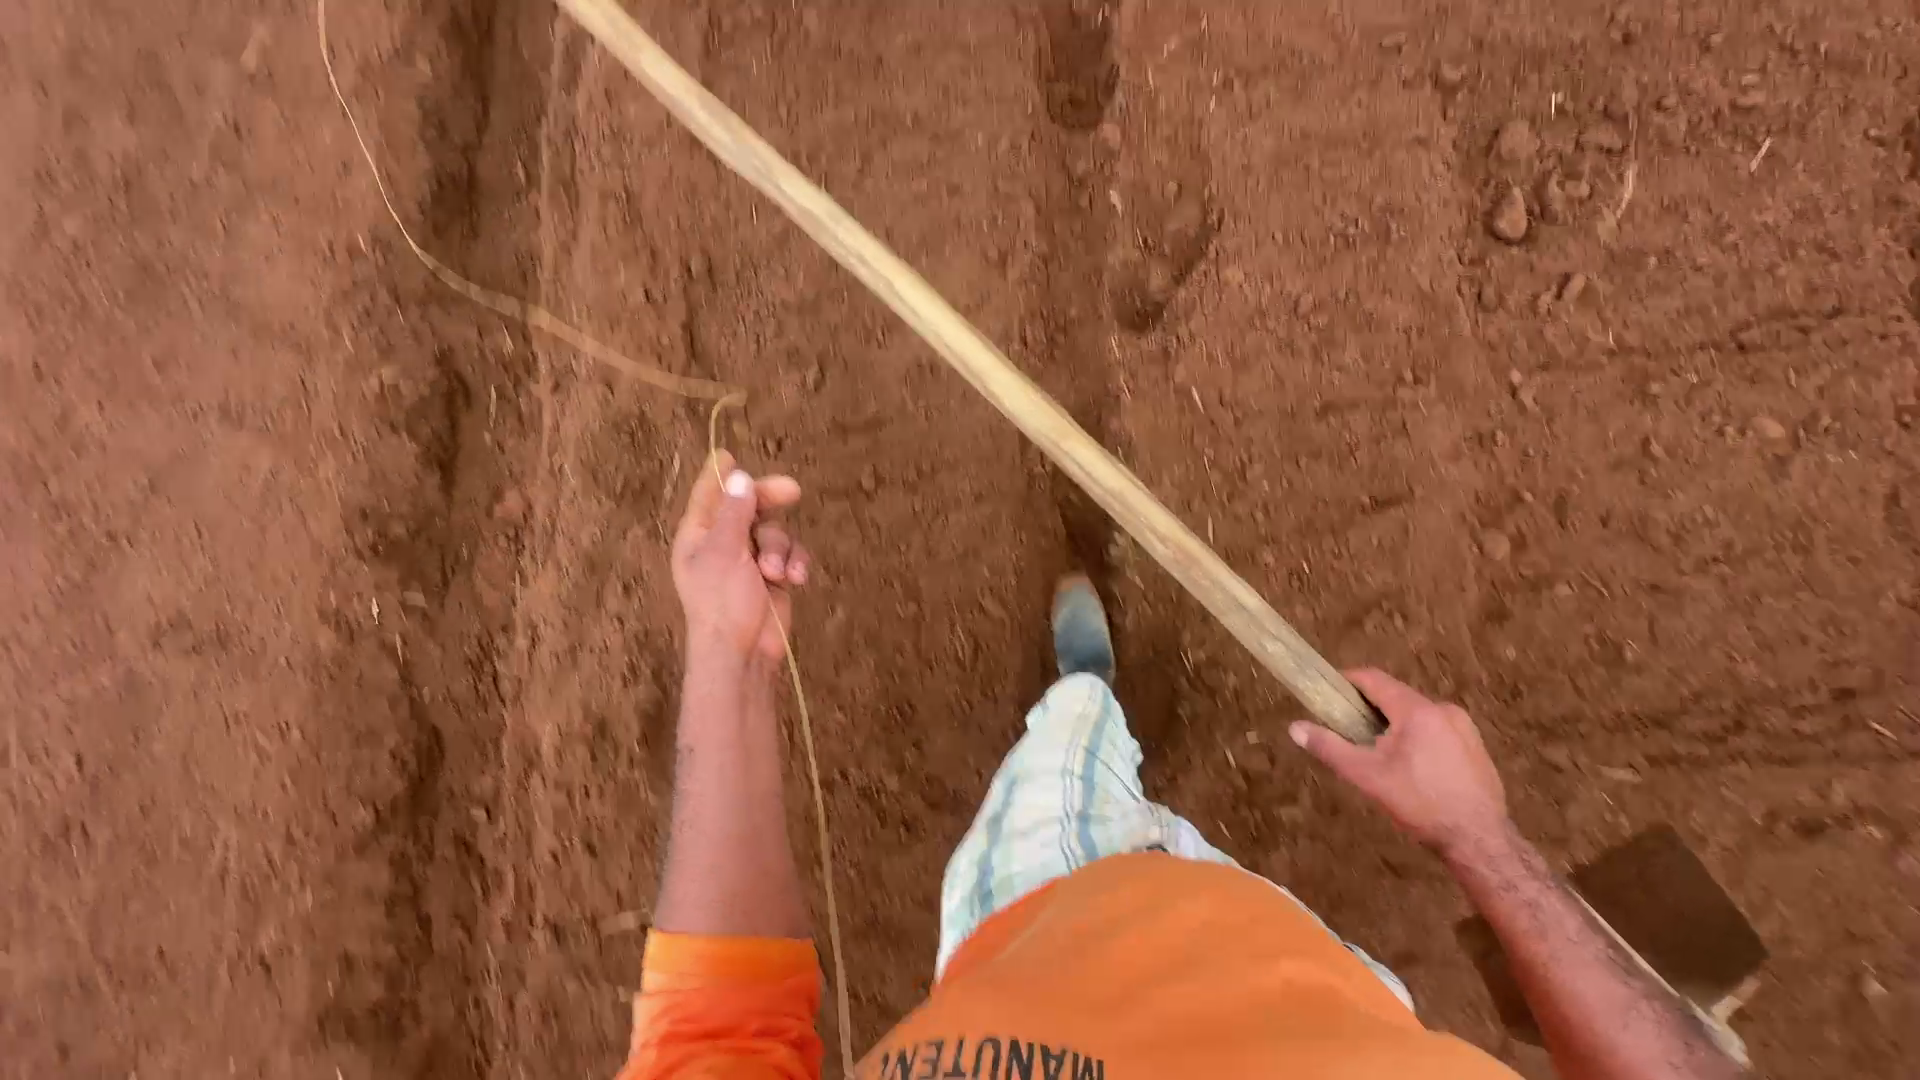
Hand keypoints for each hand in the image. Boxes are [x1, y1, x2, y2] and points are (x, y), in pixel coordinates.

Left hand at [670, 450, 810, 664]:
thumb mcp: (725, 551)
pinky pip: (790, 554)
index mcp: (698, 535)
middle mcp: (723, 543)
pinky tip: (796, 579)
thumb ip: (735, 512)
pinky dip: (795, 564)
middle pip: (749, 507)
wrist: (743, 652)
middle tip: (792, 490)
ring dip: (781, 549)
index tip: (728, 453)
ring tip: (778, 573)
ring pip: (775, 532)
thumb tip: (739, 476)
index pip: (708, 496)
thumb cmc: (722, 601)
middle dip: (769, 503)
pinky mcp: (774, 576)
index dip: (719, 475)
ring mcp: (750, 560)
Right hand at [1289, 669, 1511, 860]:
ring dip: (1394, 725)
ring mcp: (1465, 728)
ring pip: (1417, 715)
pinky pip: (1437, 730)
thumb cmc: (1419, 803)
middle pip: (1395, 697)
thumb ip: (1329, 747)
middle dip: (1369, 710)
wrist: (1480, 841)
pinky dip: (1418, 738)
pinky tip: (1413, 770)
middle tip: (1350, 733)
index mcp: (1416, 711)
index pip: (1374, 679)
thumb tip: (1294, 728)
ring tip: (1381, 756)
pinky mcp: (1477, 747)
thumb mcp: (1366, 776)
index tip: (1328, 693)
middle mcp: (1443, 710)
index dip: (1347, 682)